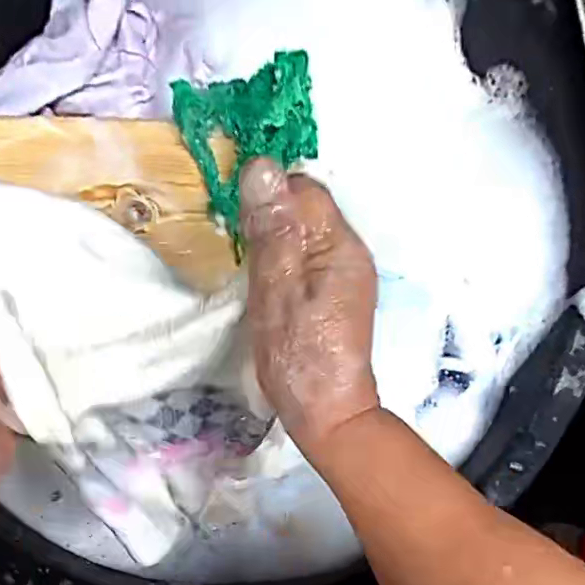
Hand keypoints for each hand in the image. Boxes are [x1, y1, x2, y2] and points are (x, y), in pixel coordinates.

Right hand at [240, 158, 380, 454]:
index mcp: (339, 247)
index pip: (304, 191)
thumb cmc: (298, 358)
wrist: (327, 415)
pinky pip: (307, 265)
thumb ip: (272, 233)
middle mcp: (350, 255)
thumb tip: (260, 169)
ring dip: (275, 244)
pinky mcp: (335, 302)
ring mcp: (345, 280)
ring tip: (249, 272)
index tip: (234, 219)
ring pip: (305, 240)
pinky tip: (266, 290)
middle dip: (270, 219)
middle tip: (237, 249)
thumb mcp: (276, 293)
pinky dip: (284, 267)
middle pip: (307, 213)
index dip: (268, 195)